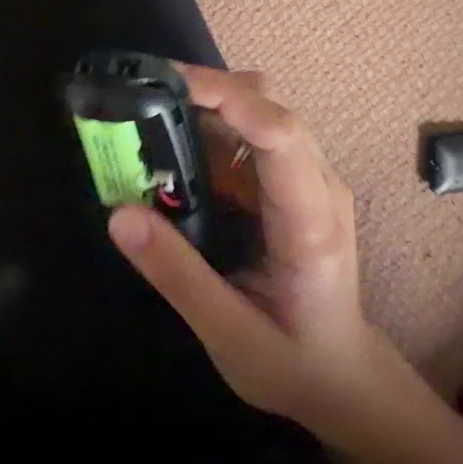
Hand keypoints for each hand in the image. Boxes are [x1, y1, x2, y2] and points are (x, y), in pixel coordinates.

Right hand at [106, 64, 393, 443]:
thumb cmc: (294, 362)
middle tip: (139, 94)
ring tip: (141, 116)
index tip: (168, 83)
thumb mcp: (229, 333)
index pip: (279, 135)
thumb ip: (176, 274)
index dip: (227, 98)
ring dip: (203, 107)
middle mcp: (318, 187)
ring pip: (259, 114)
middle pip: (269, 108)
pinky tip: (167, 149)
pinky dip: (207, 130)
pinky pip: (248, 138)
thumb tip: (118, 214)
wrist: (343, 380)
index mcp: (310, 222)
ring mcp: (307, 182)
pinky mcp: (289, 187)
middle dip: (206, 90)